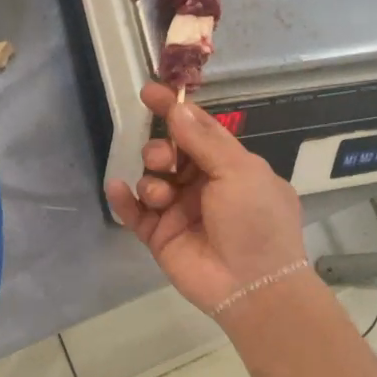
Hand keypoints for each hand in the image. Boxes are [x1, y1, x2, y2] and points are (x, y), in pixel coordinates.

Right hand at [106, 82, 307, 313]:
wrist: (253, 284)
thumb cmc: (257, 222)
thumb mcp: (240, 172)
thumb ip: (204, 140)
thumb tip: (178, 110)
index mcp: (230, 167)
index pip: (198, 131)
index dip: (175, 110)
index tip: (150, 91)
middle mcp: (202, 186)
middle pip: (169, 153)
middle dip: (160, 150)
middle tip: (165, 160)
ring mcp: (179, 212)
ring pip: (150, 180)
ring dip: (150, 178)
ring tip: (161, 194)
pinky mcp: (159, 236)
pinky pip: (134, 212)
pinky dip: (123, 199)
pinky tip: (120, 188)